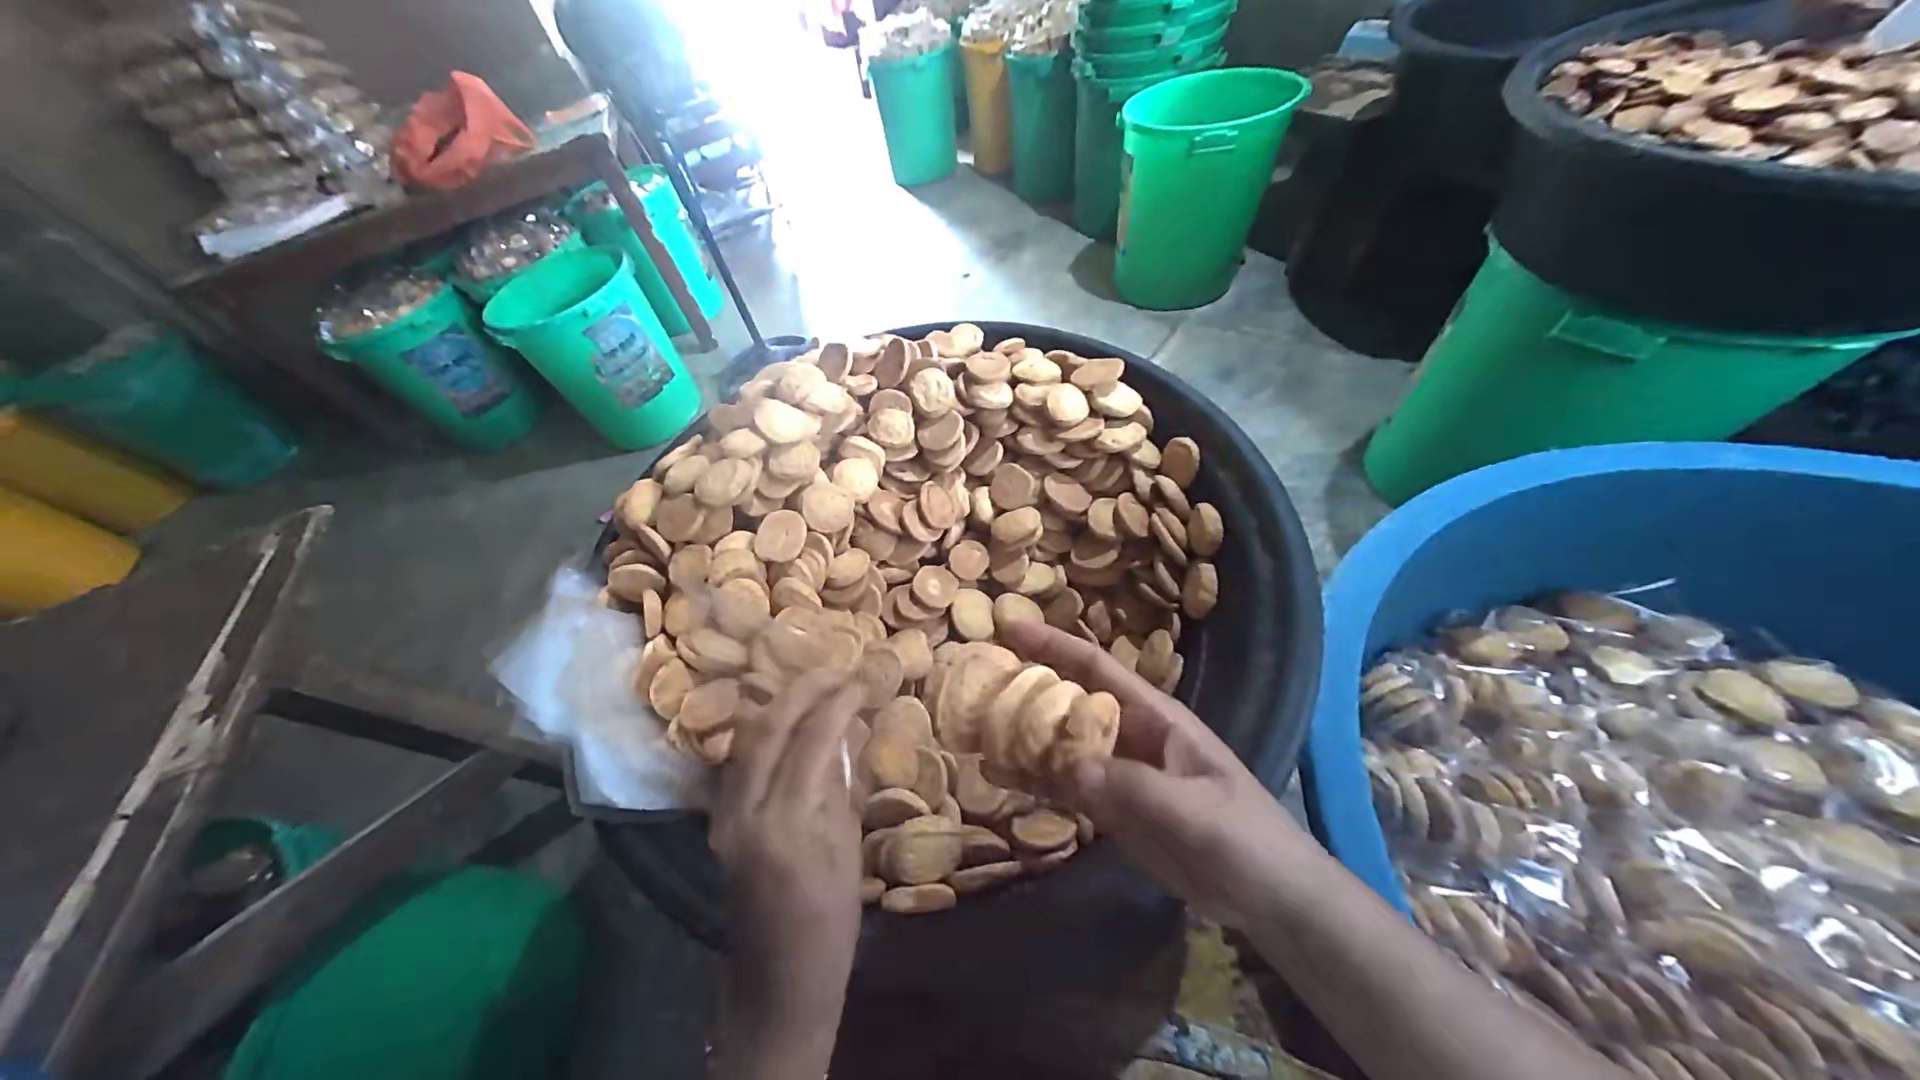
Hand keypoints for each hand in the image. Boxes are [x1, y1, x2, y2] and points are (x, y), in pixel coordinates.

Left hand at [708, 668, 864, 1069]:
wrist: (776, 979)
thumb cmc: (829, 922)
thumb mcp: (848, 849)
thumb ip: (842, 783)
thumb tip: (849, 729)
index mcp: (786, 824)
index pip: (811, 740)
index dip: (838, 702)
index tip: (862, 680)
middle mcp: (744, 812)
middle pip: (770, 729)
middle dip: (804, 690)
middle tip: (838, 670)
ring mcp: (724, 817)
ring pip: (748, 740)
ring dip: (783, 705)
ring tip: (817, 685)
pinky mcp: (719, 822)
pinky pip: (743, 761)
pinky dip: (769, 732)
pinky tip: (791, 721)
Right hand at [1001, 622, 1317, 927]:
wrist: (1268, 896)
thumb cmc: (1243, 836)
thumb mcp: (1193, 809)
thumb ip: (1131, 785)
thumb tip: (1066, 766)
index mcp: (1154, 716)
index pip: (1096, 668)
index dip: (1053, 644)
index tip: (1009, 626)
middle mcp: (1128, 734)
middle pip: (1069, 700)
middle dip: (1026, 685)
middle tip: (976, 681)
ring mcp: (1118, 771)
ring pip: (1061, 743)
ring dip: (1022, 734)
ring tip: (975, 727)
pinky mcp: (1112, 807)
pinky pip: (1065, 785)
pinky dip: (1034, 779)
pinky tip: (1000, 776)